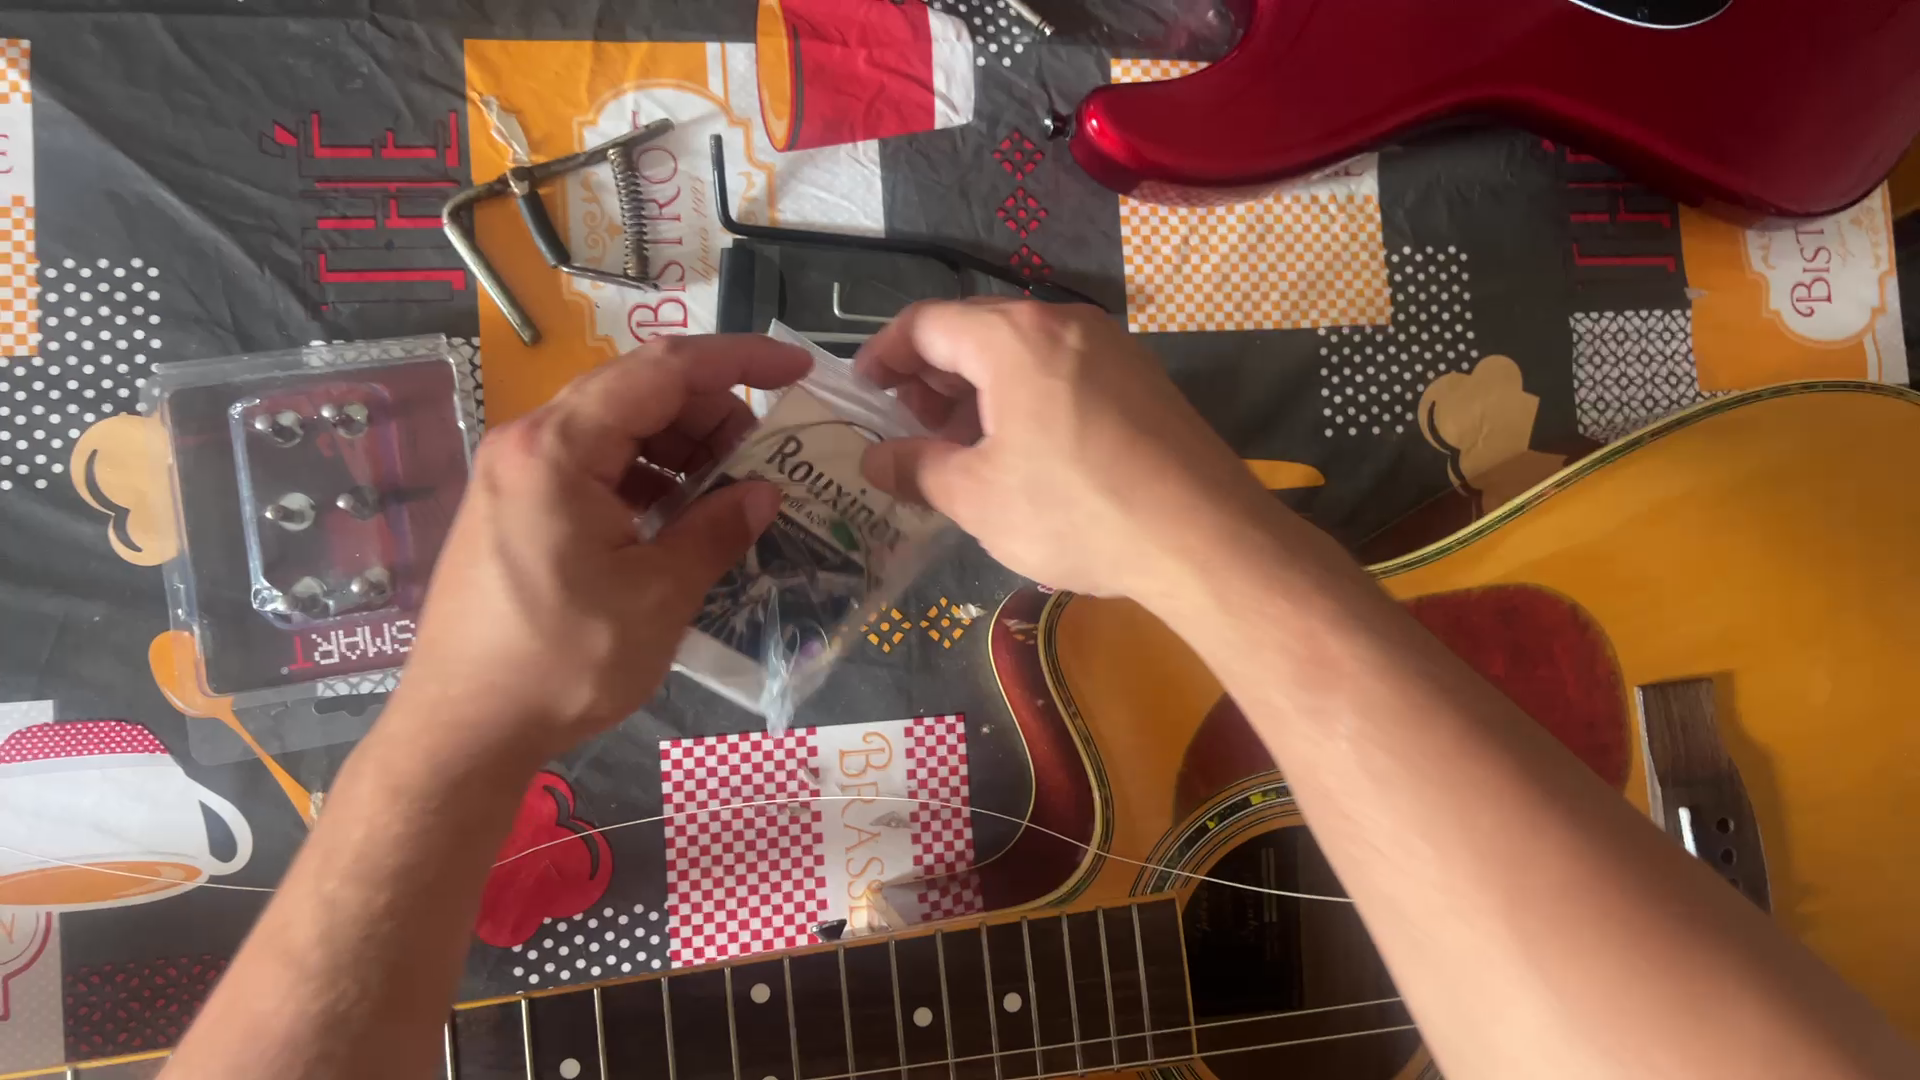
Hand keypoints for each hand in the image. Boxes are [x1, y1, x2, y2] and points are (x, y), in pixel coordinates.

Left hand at [394, 336, 811, 761]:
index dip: (740, 360)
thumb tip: (765, 493)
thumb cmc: (562, 662)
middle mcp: (532, 443)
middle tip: (765, 458)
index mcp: (560, 449)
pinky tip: (681, 514)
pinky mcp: (521, 507)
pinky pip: (599, 465)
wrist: (463, 731)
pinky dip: (651, 475)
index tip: (798, 368)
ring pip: (621, 427)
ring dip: (685, 446)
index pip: (664, 370)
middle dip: (715, 412)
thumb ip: (717, 530)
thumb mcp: (659, 596)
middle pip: (641, 391)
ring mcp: (521, 474)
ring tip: (730, 491)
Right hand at [857, 299, 1272, 601]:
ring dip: (978, 395)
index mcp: (1014, 337)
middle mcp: (1063, 323)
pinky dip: (1024, 403)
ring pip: (1021, 356)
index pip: (926, 324)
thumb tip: (874, 460)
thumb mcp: (978, 497)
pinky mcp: (1140, 381)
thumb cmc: (1075, 511)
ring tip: (963, 452)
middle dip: (931, 380)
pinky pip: (1062, 375)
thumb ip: (916, 469)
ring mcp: (1111, 349)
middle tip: (912, 432)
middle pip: (975, 334)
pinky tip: (1022, 455)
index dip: (884, 356)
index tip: (863, 393)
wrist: (1204, 539)